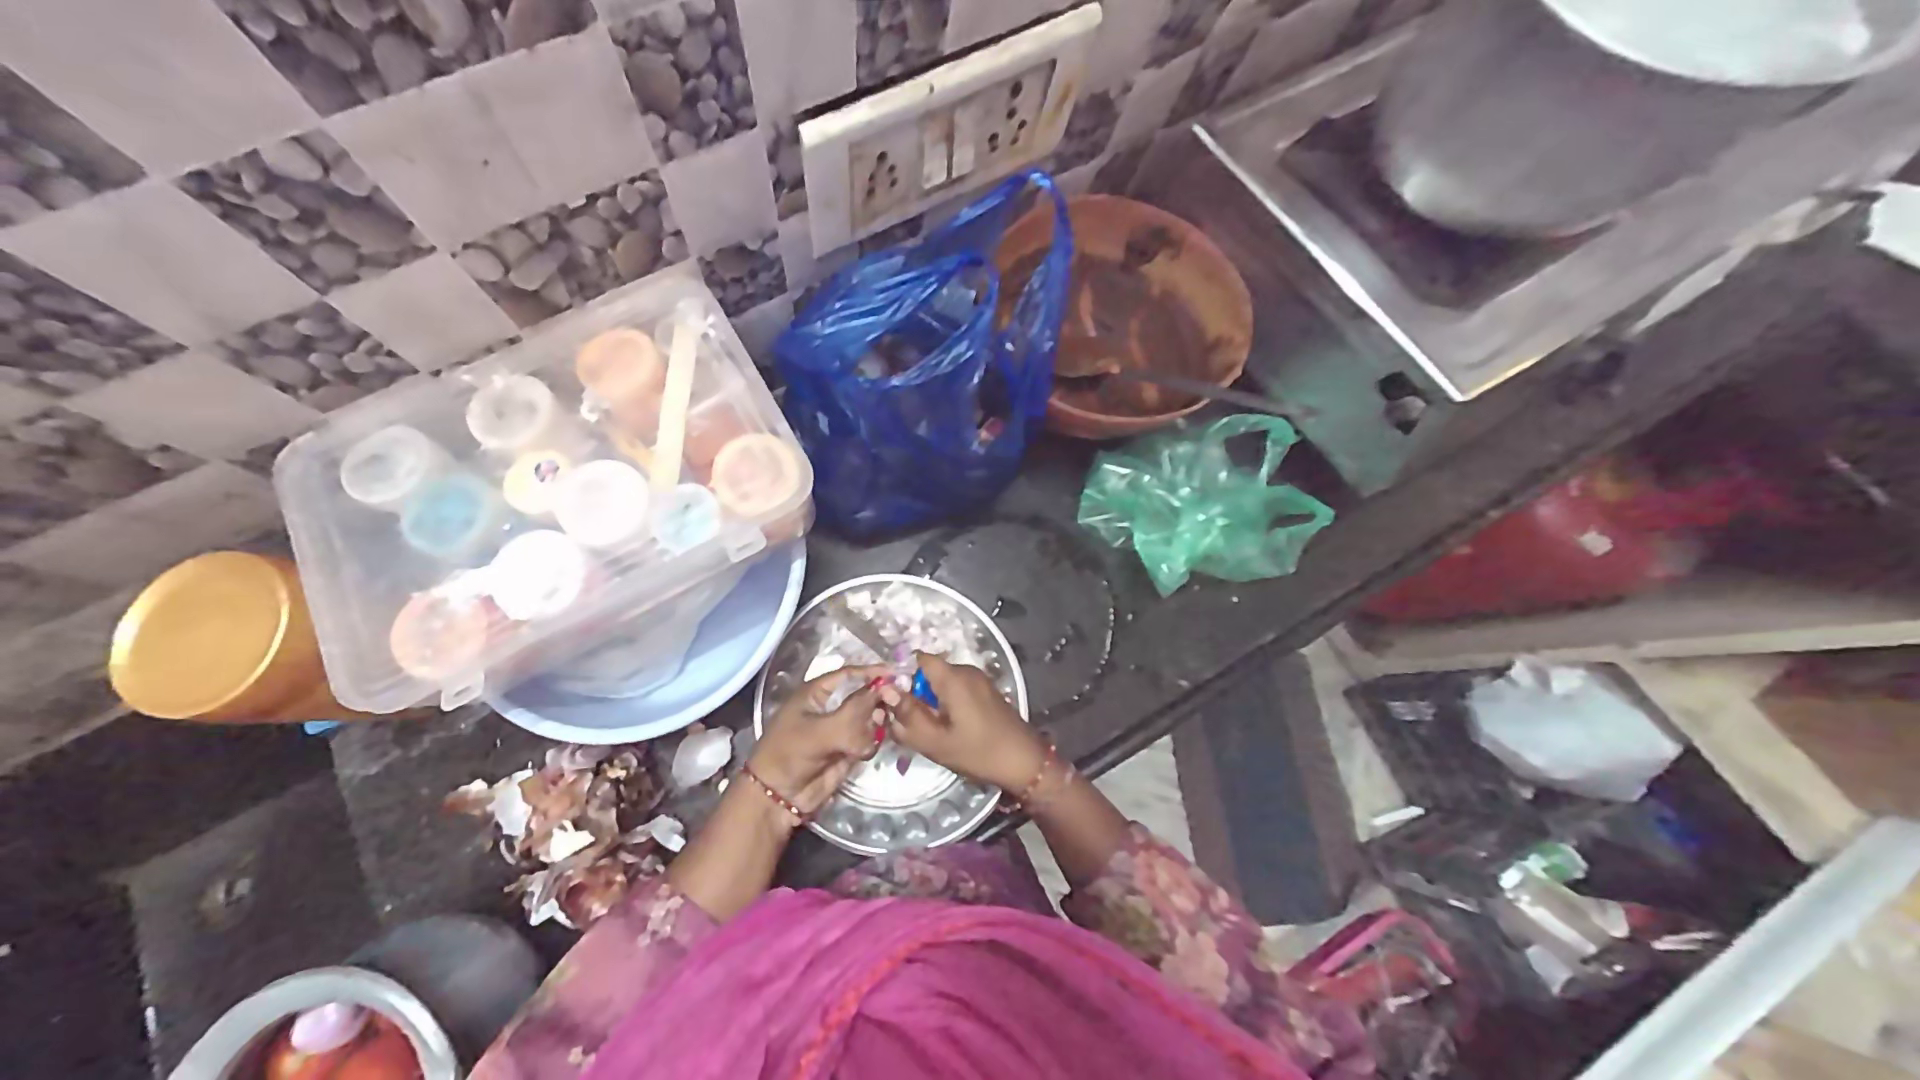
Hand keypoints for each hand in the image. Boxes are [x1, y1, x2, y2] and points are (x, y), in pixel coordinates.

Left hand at [748, 664, 888, 817]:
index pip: (849, 674)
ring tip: (872, 733)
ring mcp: (840, 730)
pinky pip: (868, 740)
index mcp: (816, 693)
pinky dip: (869, 744)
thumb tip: (882, 692)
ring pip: (869, 719)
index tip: (895, 673)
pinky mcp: (847, 751)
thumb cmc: (790, 753)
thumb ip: (853, 711)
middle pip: (863, 695)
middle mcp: (830, 708)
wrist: (778, 797)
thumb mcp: (821, 730)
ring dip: (874, 724)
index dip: (871, 672)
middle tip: (892, 705)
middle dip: (877, 700)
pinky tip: (862, 752)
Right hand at [885, 652, 1046, 790]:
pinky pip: (956, 689)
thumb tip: (885, 691)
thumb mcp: (936, 740)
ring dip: (928, 699)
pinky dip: (944, 702)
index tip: (889, 696)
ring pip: (942, 682)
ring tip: (922, 726)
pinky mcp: (985, 692)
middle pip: (929, 671)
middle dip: (912, 691)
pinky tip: (943, 727)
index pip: (917, 659)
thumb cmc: (978, 752)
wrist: (1025, 762)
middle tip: (902, 719)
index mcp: (953, 677)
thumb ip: (908, 715)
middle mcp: (966, 671)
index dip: (899, 673)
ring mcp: (978, 680)